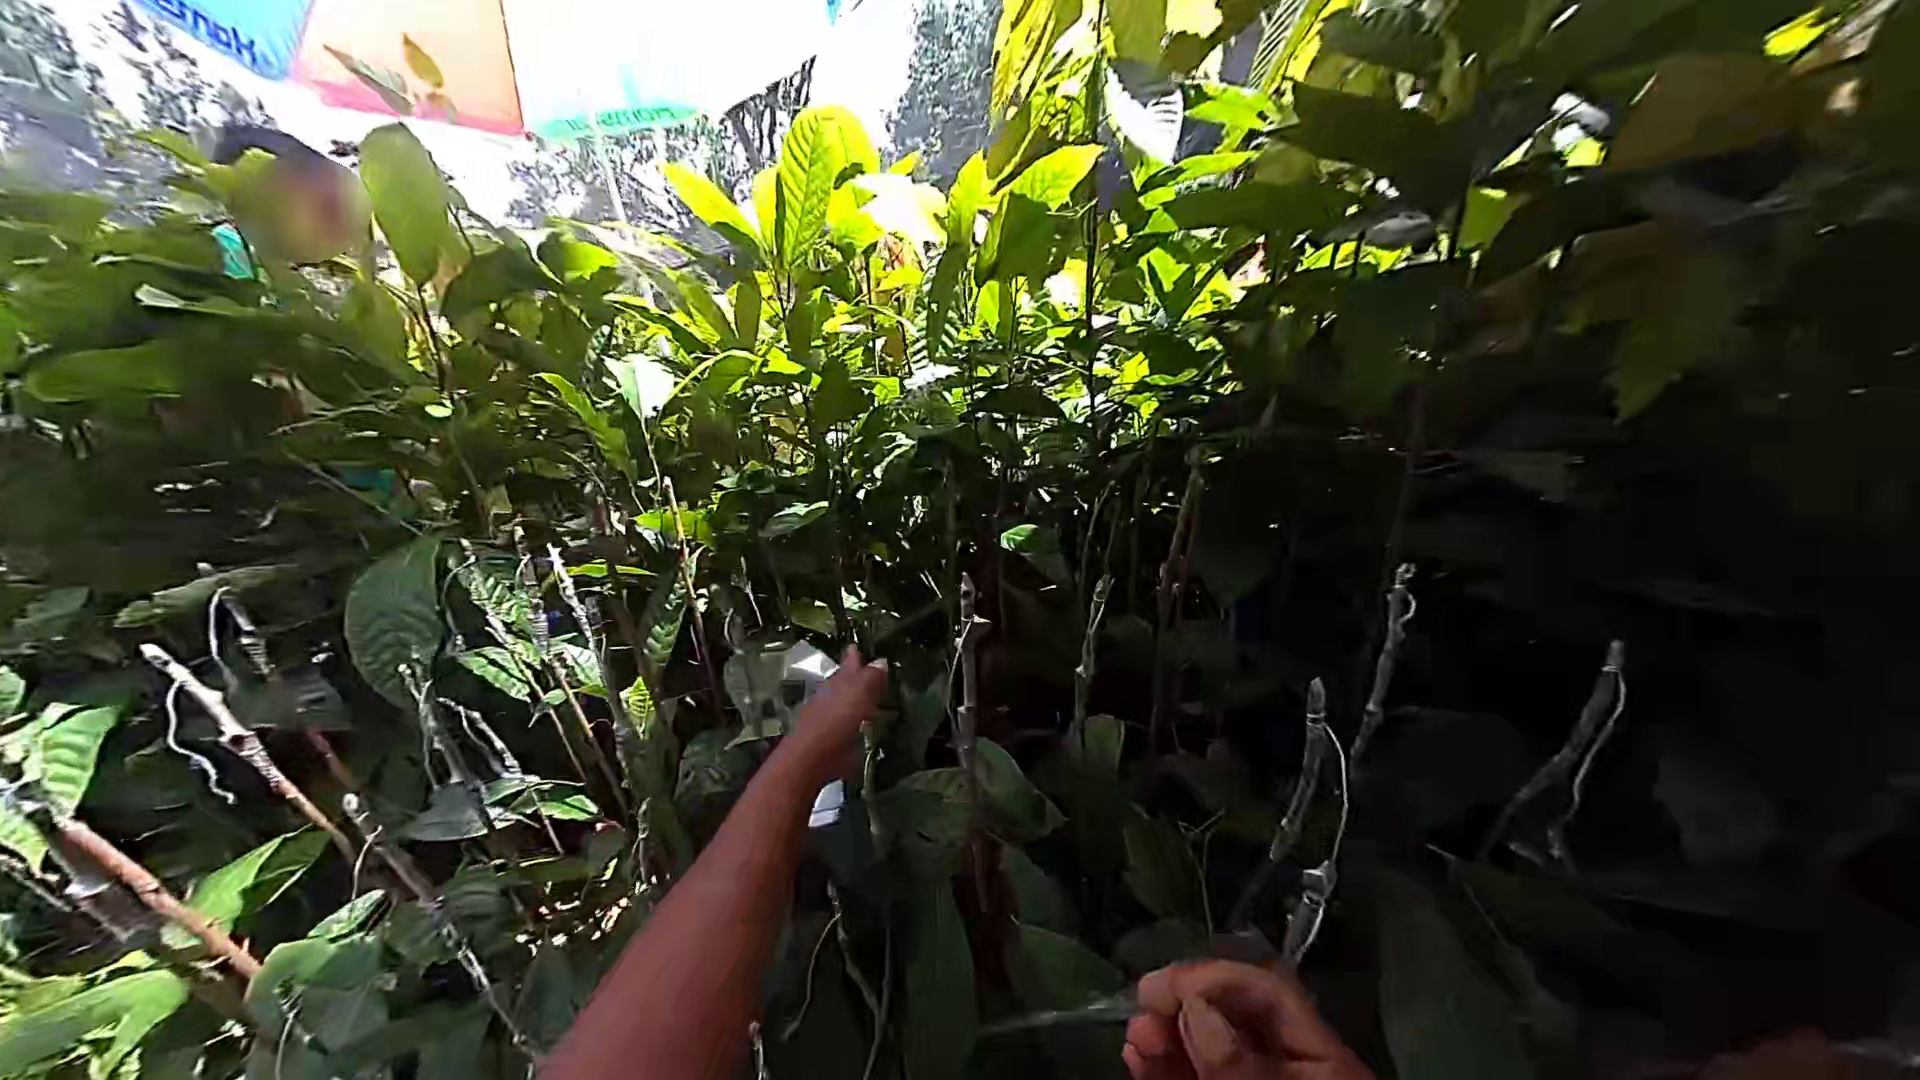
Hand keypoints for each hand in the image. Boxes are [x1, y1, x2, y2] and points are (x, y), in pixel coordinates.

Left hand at [780, 648, 886, 780]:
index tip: (859, 646)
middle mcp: (830, 696)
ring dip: (855, 703)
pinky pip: (845, 729)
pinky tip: (863, 731)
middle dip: (856, 678)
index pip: (850, 661)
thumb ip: (872, 677)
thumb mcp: (859, 692)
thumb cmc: (836, 720)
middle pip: (845, 682)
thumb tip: (882, 661)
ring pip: (843, 705)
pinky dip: (854, 727)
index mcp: (839, 681)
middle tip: (871, 673)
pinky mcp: (828, 743)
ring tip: (871, 702)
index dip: (856, 654)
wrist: (810, 760)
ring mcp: (826, 719)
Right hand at [1124, 961, 1373, 1079]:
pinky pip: (1198, 1076)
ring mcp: (1263, 1076)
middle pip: (1231, 1014)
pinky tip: (1141, 1063)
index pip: (1265, 990)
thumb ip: (1245, 1068)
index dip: (1212, 979)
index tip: (1165, 989)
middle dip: (1181, 1006)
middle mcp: (1292, 1061)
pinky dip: (1167, 1066)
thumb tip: (1197, 1010)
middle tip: (1143, 1011)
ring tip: (1135, 1041)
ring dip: (1167, 1035)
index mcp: (1323, 1056)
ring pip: (1208, 1045)